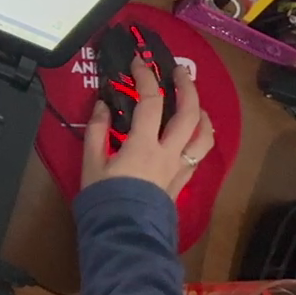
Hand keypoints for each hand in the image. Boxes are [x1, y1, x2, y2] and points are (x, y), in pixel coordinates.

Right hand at [81, 57, 214, 199]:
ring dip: (203, 112)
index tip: (139, 62)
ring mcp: (180, 166)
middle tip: (179, 71)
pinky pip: (200, 153)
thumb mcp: (91, 162)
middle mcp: (168, 152)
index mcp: (143, 144)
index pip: (150, 101)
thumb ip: (97, 130)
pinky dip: (201, 136)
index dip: (146, 77)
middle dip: (187, 87)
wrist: (123, 232)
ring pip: (204, 134)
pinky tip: (195, 133)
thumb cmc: (104, 197)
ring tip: (196, 101)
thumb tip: (103, 104)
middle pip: (189, 113)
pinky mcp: (183, 180)